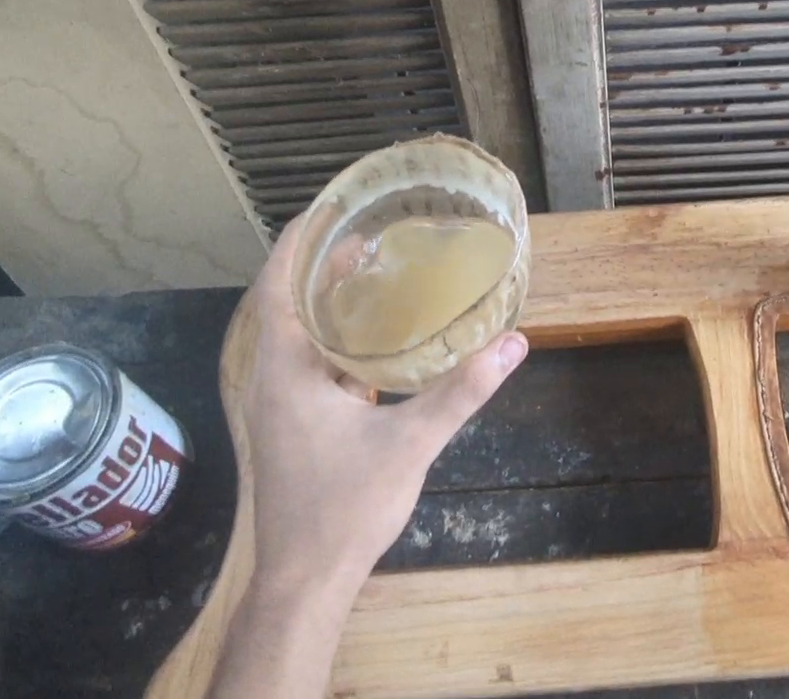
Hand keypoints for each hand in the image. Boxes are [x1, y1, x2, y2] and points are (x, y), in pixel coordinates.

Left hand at [237, 214, 527, 600]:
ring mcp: (281, 403)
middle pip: (288, 303)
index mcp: (285, 370)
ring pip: (300, 334)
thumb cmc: (345, 506)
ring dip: (329, 302)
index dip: (297, 243)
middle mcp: (273, 378)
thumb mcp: (411, 441)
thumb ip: (462, 391)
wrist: (307, 580)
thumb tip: (515, 343)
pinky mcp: (295, 423)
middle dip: (322, 266)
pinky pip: (311, 361)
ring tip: (376, 274)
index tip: (329, 209)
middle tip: (371, 236)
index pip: (277, 286)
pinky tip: (377, 339)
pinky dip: (337, 337)